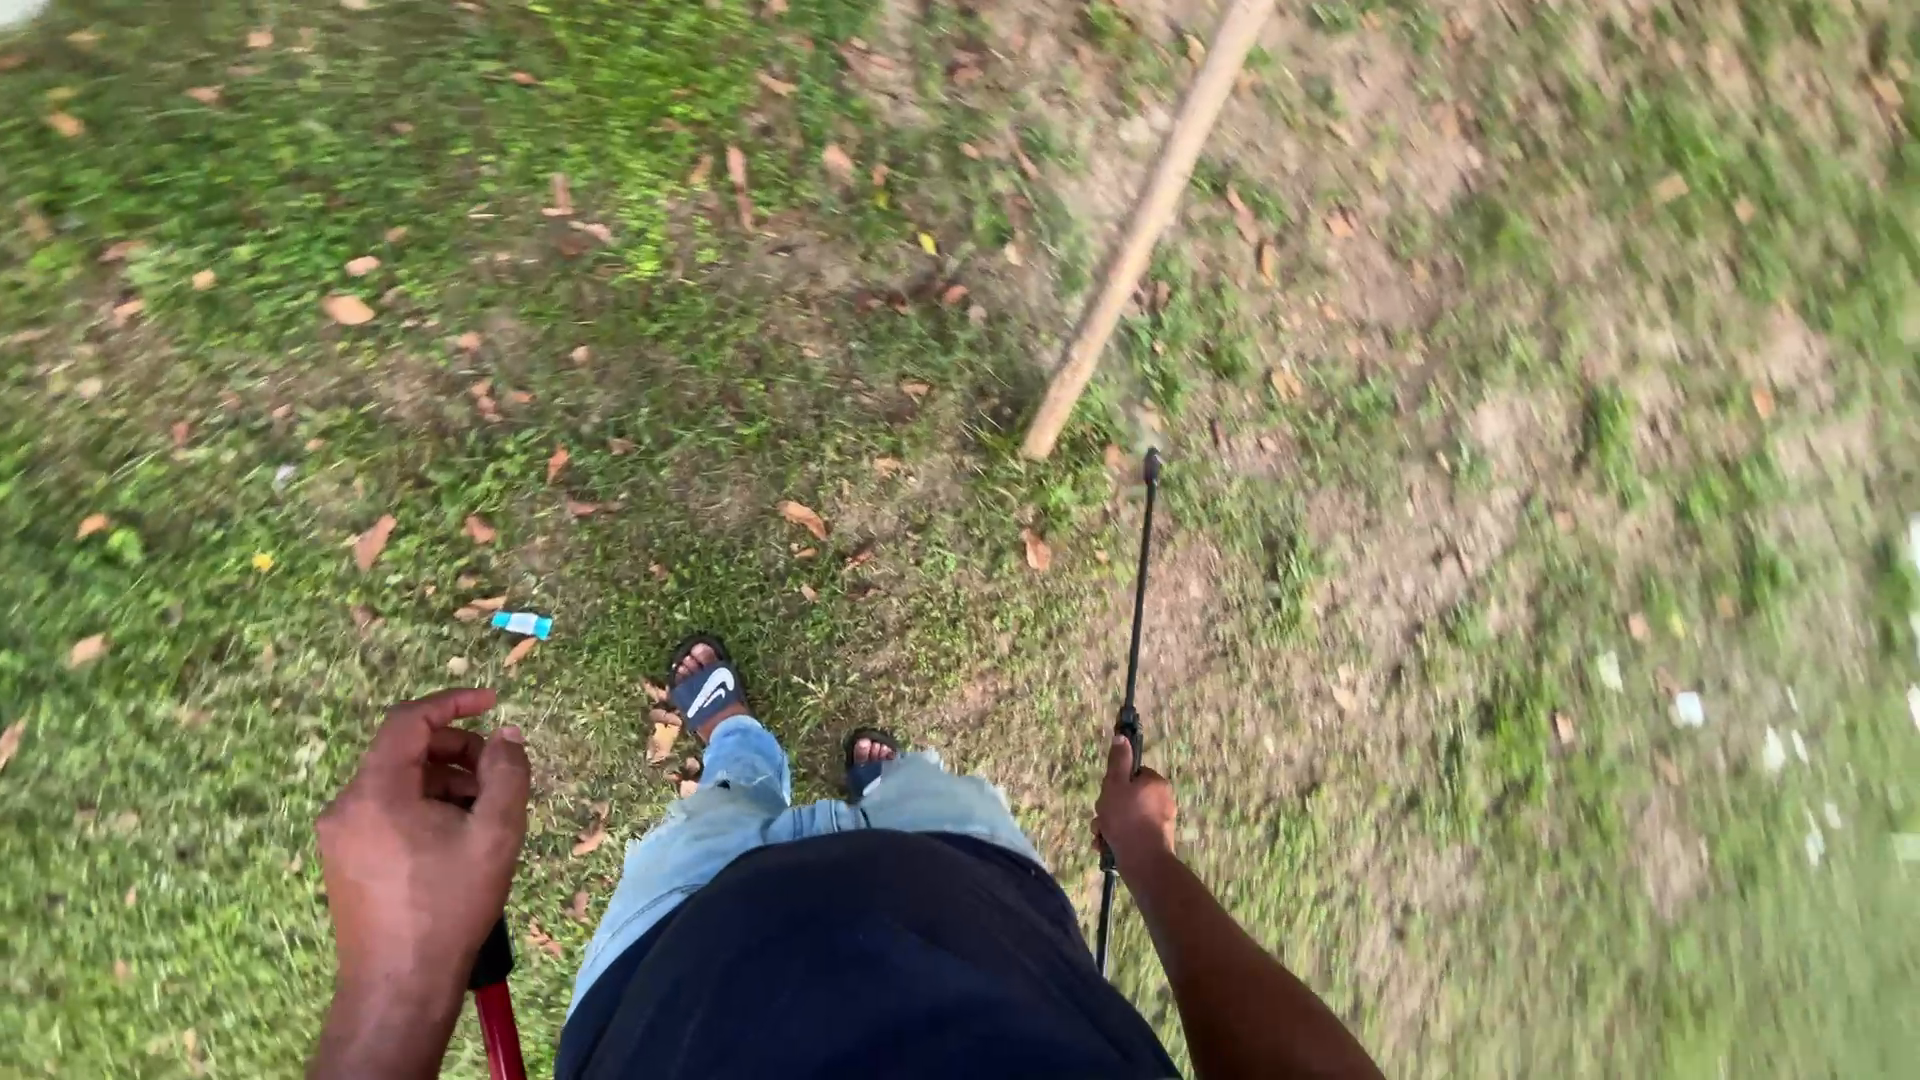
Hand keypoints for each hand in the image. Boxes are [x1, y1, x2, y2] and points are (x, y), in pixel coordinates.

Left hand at [316, 688, 529, 999]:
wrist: (400, 984)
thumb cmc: (451, 901)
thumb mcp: (497, 830)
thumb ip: (508, 771)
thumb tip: (507, 736)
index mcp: (375, 793)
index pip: (408, 721)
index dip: (454, 703)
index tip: (495, 704)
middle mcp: (346, 806)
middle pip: (406, 750)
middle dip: (460, 749)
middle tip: (502, 772)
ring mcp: (342, 834)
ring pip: (402, 780)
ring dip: (450, 779)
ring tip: (489, 810)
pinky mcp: (348, 856)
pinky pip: (392, 807)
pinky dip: (431, 803)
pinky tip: (462, 833)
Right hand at [1092, 733, 1176, 866]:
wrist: (1143, 862)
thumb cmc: (1127, 818)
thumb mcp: (1115, 783)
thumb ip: (1118, 761)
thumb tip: (1122, 737)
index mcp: (1156, 783)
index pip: (1132, 775)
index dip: (1115, 783)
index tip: (1107, 794)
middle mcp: (1163, 800)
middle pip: (1128, 796)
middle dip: (1110, 808)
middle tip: (1102, 817)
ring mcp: (1161, 823)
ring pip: (1127, 816)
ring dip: (1110, 824)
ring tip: (1101, 835)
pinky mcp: (1156, 841)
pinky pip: (1133, 833)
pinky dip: (1118, 837)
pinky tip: (1106, 845)